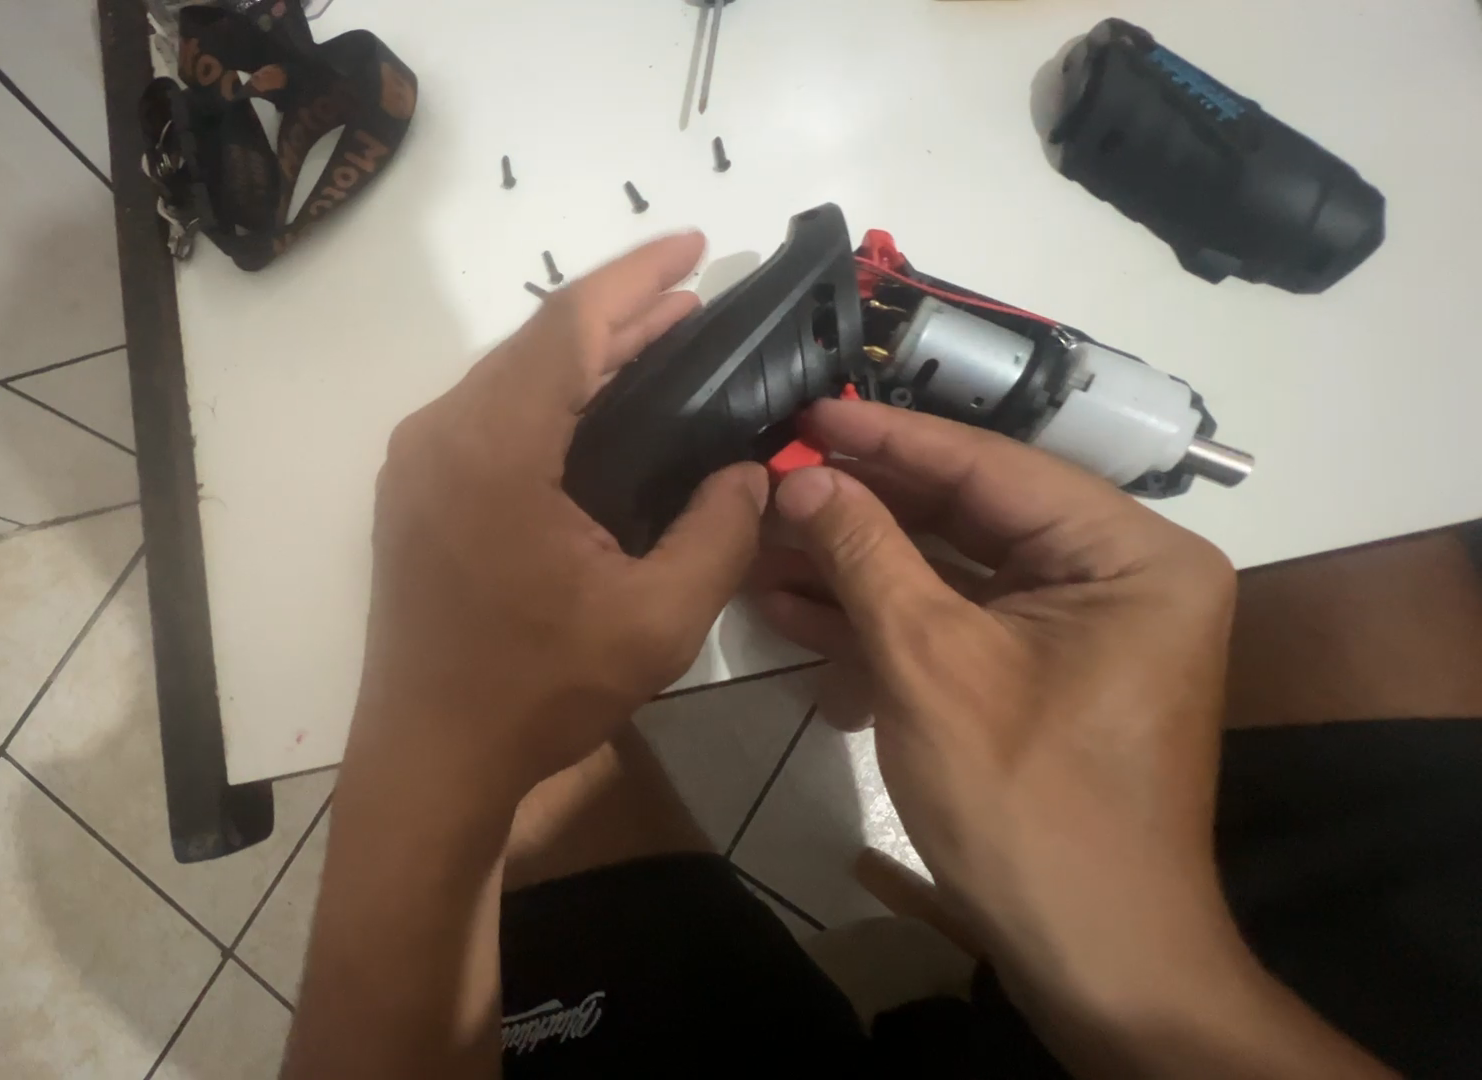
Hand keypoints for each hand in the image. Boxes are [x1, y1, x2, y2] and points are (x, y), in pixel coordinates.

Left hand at [351, 232, 768, 801]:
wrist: (431, 756)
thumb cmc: (539, 691)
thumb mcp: (658, 619)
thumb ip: (720, 530)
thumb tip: (751, 468)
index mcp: (493, 448)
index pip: (570, 325)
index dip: (638, 277)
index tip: (695, 246)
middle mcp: (439, 434)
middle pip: (536, 343)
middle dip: (618, 315)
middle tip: (692, 304)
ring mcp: (415, 463)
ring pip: (507, 377)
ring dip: (579, 358)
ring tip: (656, 346)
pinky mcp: (411, 493)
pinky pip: (485, 418)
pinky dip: (543, 400)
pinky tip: (590, 415)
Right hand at [752, 400, 1243, 1034]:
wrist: (1082, 950)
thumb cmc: (1021, 798)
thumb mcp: (927, 660)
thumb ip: (863, 554)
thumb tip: (799, 477)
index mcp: (1125, 554)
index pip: (987, 467)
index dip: (887, 438)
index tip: (809, 413)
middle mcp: (1104, 573)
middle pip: (958, 513)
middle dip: (857, 506)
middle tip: (773, 477)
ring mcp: (1060, 623)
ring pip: (938, 567)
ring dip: (848, 561)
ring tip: (762, 539)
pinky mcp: (1019, 665)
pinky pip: (938, 617)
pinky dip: (868, 612)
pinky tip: (788, 601)